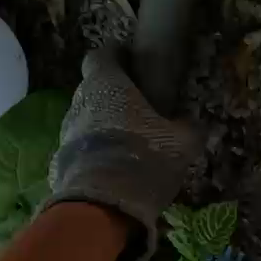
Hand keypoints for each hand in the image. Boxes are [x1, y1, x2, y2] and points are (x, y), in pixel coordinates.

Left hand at [46, 47, 200, 260]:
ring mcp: (66, 132)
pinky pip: (82, 151)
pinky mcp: (61, 162)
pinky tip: (114, 172)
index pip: (102, 54)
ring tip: (127, 147)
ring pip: (87, 120)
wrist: (103, 206)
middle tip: (137, 112)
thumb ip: (190, 129)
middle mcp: (80, 100)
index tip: (131, 63)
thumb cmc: (143, 158)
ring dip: (103, 128)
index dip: (116, 56)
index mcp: (106, 82)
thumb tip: (199, 125)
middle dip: (113, 97)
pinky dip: (96, 156)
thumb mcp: (181, 144)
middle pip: (94, 89)